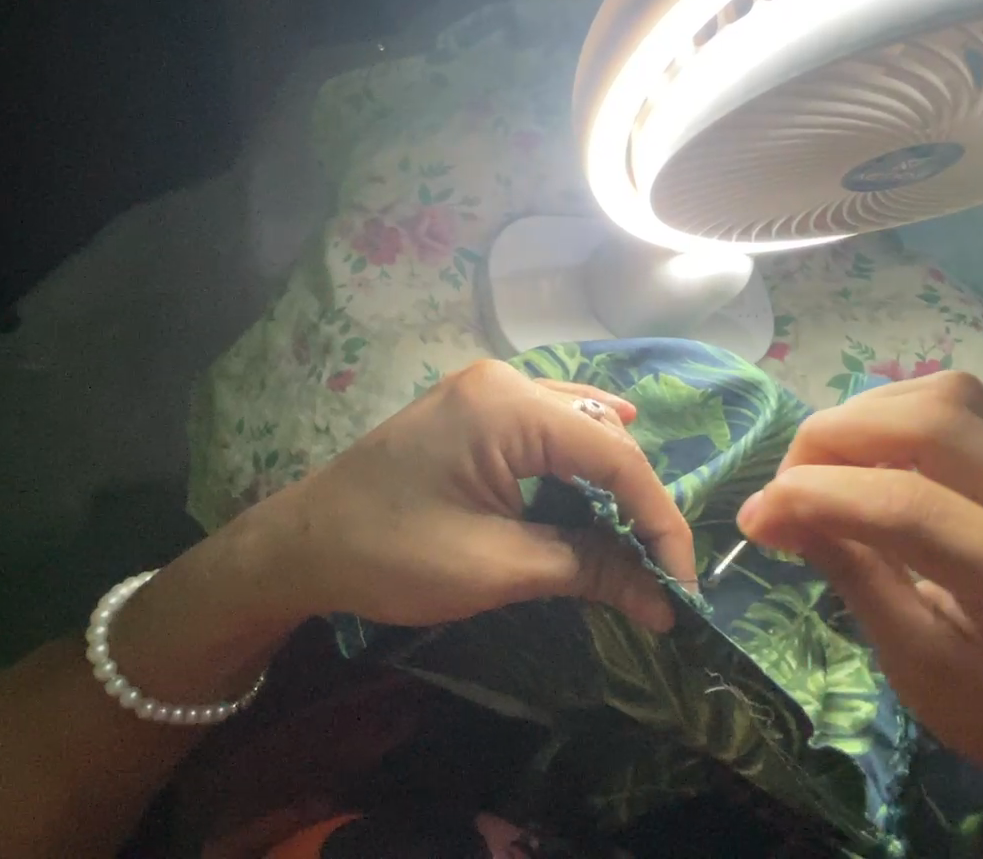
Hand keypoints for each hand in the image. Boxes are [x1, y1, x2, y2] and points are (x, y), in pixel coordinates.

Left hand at [246, 360, 695, 632]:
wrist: (302, 545)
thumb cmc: (391, 554)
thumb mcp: (497, 566)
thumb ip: (588, 569)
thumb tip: (665, 601)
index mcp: (508, 406)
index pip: (615, 455)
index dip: (659, 520)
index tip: (680, 584)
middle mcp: (504, 380)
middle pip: (601, 435)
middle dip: (637, 502)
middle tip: (660, 568)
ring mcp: (486, 389)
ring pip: (578, 426)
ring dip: (612, 479)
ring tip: (642, 532)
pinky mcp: (474, 409)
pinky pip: (548, 425)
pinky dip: (579, 459)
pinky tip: (603, 472)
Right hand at [736, 372, 982, 806]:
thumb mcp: (914, 666)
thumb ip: (850, 573)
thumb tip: (770, 510)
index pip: (914, 510)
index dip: (818, 496)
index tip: (756, 515)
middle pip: (937, 424)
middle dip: (835, 437)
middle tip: (788, 484)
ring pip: (951, 397)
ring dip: (864, 416)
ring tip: (825, 466)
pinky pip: (965, 408)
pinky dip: (893, 415)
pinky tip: (867, 456)